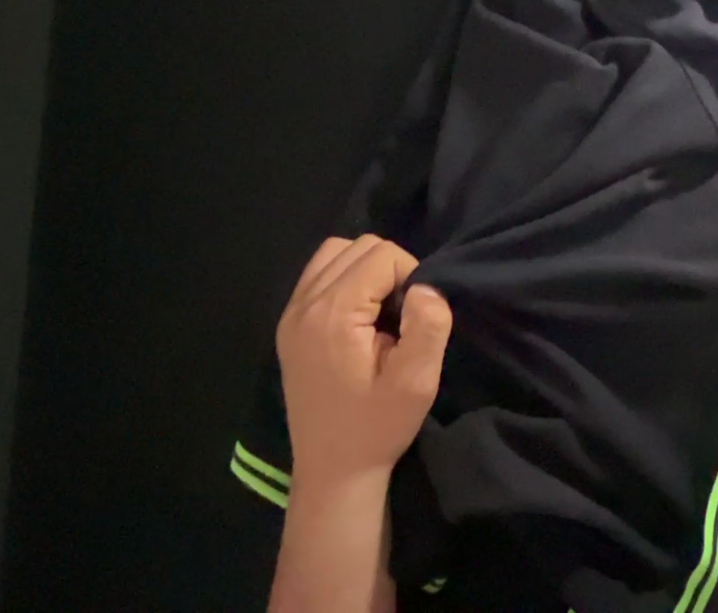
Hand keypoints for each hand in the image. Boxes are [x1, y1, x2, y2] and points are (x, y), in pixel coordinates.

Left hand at [275, 235, 452, 489]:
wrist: (332, 472)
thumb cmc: (377, 426)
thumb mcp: (417, 382)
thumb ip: (428, 325)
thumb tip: (427, 286)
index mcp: (332, 315)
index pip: (383, 254)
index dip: (412, 277)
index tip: (413, 320)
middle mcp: (303, 305)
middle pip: (360, 246)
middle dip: (391, 270)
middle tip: (400, 317)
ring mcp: (290, 313)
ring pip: (337, 251)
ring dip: (368, 270)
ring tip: (381, 312)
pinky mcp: (289, 324)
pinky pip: (320, 272)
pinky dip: (347, 278)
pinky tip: (359, 316)